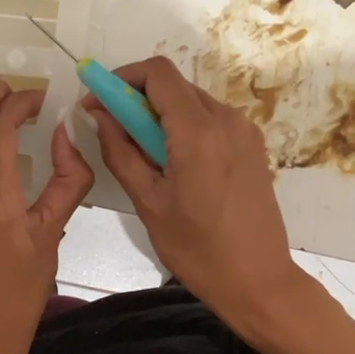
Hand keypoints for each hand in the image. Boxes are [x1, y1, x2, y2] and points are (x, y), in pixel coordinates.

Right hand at [87, 57, 297, 327]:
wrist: (257, 279)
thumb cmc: (197, 249)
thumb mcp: (148, 203)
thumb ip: (120, 152)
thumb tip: (97, 116)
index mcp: (198, 132)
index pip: (157, 73)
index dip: (121, 78)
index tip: (97, 102)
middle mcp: (226, 119)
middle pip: (174, 86)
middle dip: (137, 99)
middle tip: (111, 133)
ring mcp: (244, 131)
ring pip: (191, 103)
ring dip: (160, 116)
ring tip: (141, 158)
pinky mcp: (252, 146)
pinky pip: (210, 122)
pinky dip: (182, 130)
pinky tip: (171, 167)